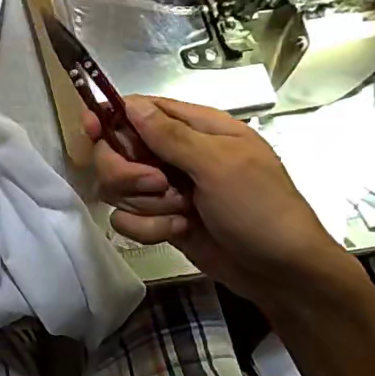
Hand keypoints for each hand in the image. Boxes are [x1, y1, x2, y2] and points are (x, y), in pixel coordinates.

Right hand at [85, 95, 352, 299]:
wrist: (281, 271)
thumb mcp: (220, 165)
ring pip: (118, 187)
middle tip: (159, 184)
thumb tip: (130, 104)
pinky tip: (179, 232)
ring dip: (145, 204)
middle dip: (128, 172)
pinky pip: (127, 219)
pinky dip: (148, 228)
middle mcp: (174, 154)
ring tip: (182, 213)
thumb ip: (171, 135)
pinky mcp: (160, 219)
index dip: (111, 117)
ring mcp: (166, 188)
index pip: (138, 109)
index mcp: (195, 128)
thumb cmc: (260, 208)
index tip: (93, 130)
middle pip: (117, 150)